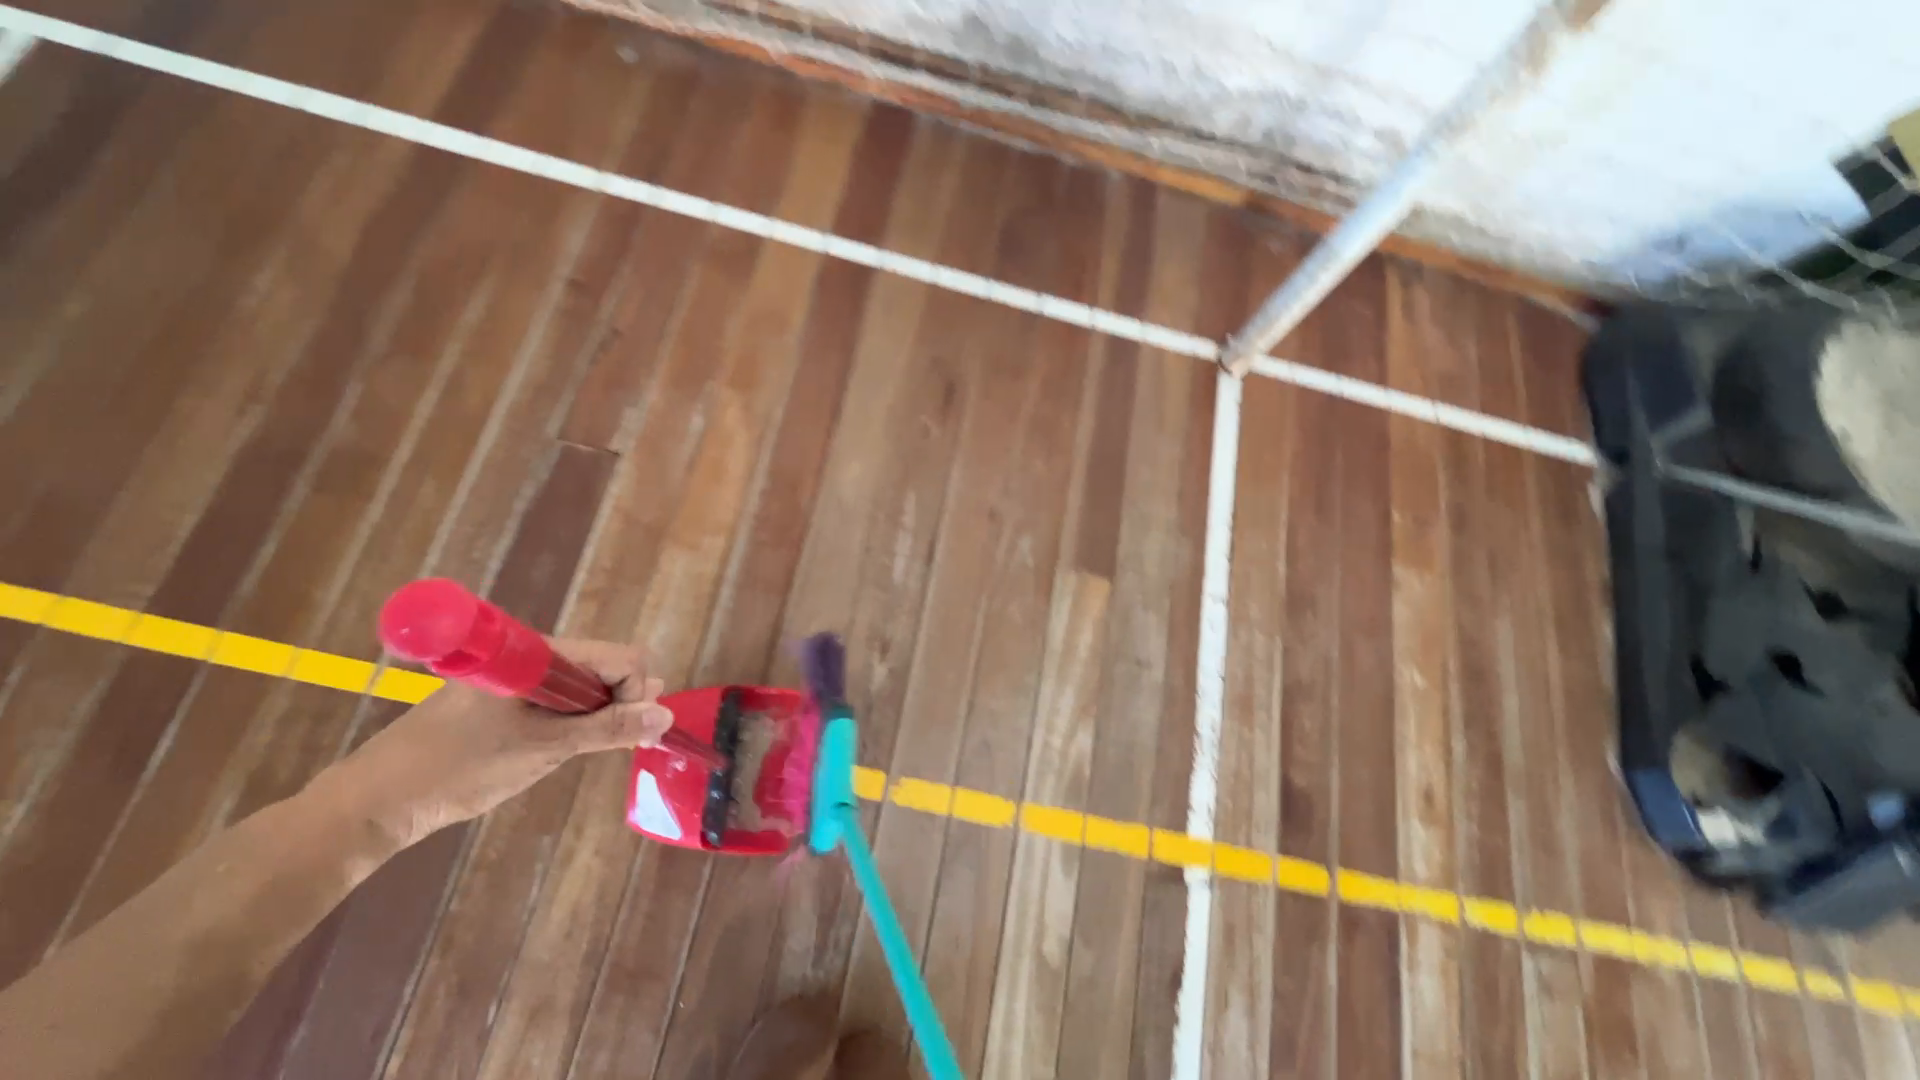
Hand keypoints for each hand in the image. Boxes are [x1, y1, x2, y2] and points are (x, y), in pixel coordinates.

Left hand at [312, 639, 672, 847]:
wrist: (378, 801)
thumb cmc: (459, 770)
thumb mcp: (544, 749)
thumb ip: (609, 728)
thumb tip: (666, 715)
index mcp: (540, 653)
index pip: (621, 659)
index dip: (634, 694)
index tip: (625, 735)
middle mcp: (534, 655)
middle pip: (606, 668)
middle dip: (617, 705)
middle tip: (600, 746)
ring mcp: (519, 676)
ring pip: (584, 686)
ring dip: (593, 717)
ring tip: (568, 751)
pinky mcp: (506, 698)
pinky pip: (559, 699)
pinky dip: (570, 723)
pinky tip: (552, 749)